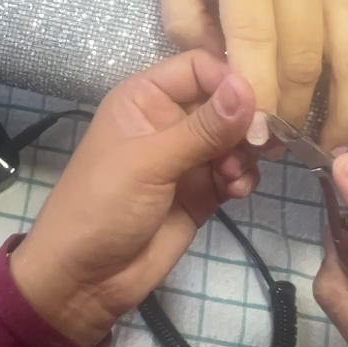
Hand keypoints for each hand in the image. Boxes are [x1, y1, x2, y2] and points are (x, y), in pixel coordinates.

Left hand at [13, 52, 259, 346]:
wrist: (85, 279)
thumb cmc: (102, 207)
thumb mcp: (149, 163)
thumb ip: (202, 129)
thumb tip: (248, 88)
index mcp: (144, 98)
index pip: (199, 67)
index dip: (230, 79)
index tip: (260, 105)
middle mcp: (168, 120)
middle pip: (224, 101)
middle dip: (246, 120)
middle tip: (262, 143)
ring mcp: (186, 157)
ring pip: (235, 138)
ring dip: (246, 152)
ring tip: (236, 175)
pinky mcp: (201, 190)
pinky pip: (236, 171)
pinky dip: (243, 177)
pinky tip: (236, 191)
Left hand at [160, 0, 347, 150]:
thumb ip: (187, 26)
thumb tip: (223, 80)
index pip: (255, 39)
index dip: (257, 95)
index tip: (256, 137)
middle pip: (306, 58)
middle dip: (294, 113)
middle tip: (282, 145)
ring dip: (342, 108)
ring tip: (327, 142)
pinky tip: (347, 95)